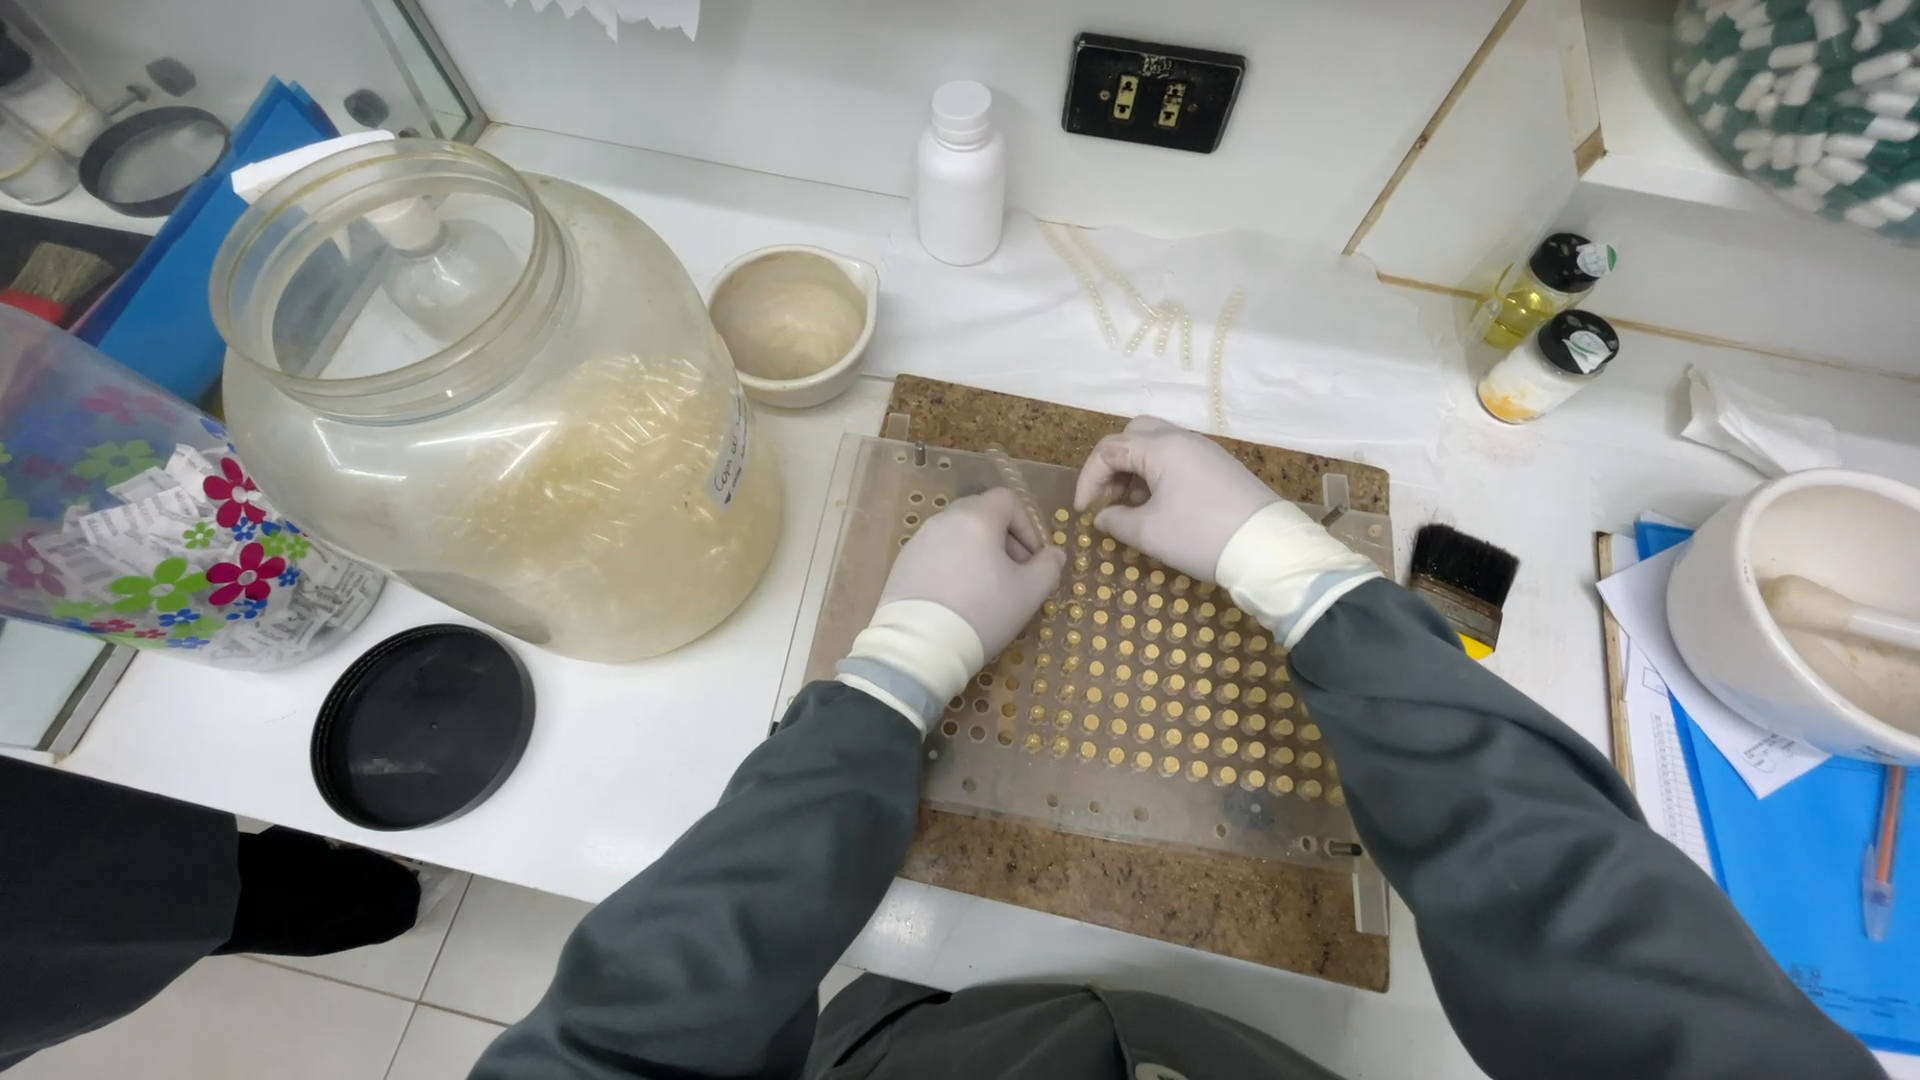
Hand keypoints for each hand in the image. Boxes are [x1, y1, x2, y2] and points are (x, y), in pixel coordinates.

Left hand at [880, 487, 1066, 658]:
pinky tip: (957, 598)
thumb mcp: (1029, 593)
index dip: (1027, 525)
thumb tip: (1054, 554)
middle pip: (980, 513)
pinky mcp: (902, 563)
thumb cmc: (982, 613)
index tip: (1032, 558)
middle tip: (1012, 573)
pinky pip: (935, 553)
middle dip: (1003, 538)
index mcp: (976, 518)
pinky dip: (952, 565)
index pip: (1007, 500)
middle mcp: (944, 520)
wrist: (919, 645)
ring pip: (957, 534)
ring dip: (977, 552)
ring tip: (984, 588)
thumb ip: (1048, 567)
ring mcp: (918, 541)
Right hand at [1073, 415, 1379, 647]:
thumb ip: (1116, 521)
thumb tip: (1103, 516)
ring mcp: (1204, 451)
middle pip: (1135, 435)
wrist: (1267, 549)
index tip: (1083, 511)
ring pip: (1157, 446)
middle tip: (1108, 497)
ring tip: (1132, 508)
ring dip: (1135, 471)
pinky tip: (1160, 507)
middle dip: (1113, 465)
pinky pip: (1177, 460)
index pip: (1109, 450)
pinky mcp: (1219, 468)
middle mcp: (1182, 439)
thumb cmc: (1200, 536)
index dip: (1088, 479)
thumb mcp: (1148, 533)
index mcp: (1161, 447)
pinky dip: (1158, 476)